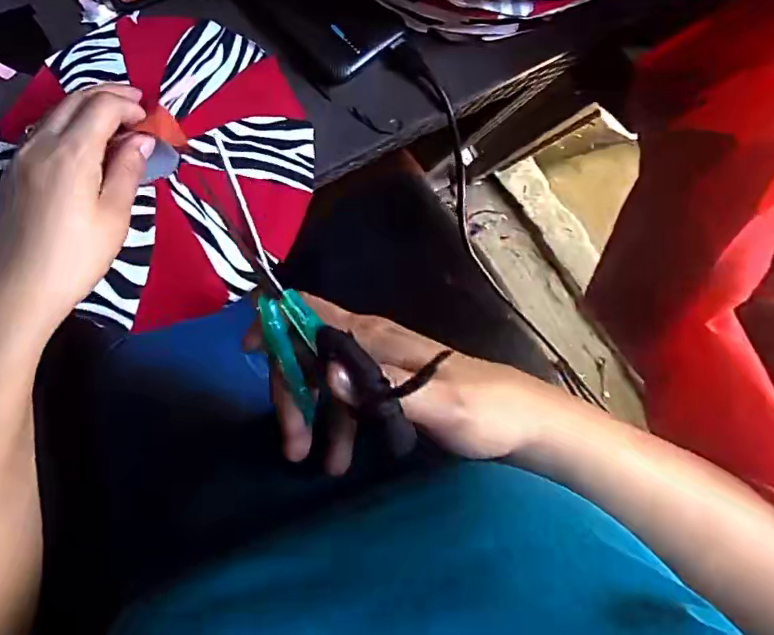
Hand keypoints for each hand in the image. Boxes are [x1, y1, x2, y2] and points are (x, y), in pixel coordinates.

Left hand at [0, 84, 153, 337]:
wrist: (10, 298)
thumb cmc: (72, 261)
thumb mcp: (114, 217)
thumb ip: (128, 169)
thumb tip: (140, 139)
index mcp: (70, 153)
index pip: (102, 106)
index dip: (129, 105)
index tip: (149, 119)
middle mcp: (40, 145)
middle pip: (76, 99)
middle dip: (110, 94)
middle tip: (137, 104)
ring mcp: (20, 158)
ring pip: (56, 113)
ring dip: (88, 106)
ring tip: (115, 120)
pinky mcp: (11, 174)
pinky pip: (43, 131)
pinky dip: (69, 124)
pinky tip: (84, 144)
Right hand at [247, 294, 574, 473]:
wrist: (523, 422)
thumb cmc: (484, 407)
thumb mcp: (438, 403)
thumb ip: (382, 386)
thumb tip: (326, 372)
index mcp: (375, 335)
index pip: (312, 311)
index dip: (277, 320)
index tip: (249, 348)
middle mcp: (370, 341)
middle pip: (308, 349)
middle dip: (289, 387)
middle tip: (290, 442)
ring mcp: (378, 363)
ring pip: (323, 377)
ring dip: (309, 414)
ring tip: (309, 462)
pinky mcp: (387, 387)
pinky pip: (345, 399)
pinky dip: (334, 424)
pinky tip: (338, 459)